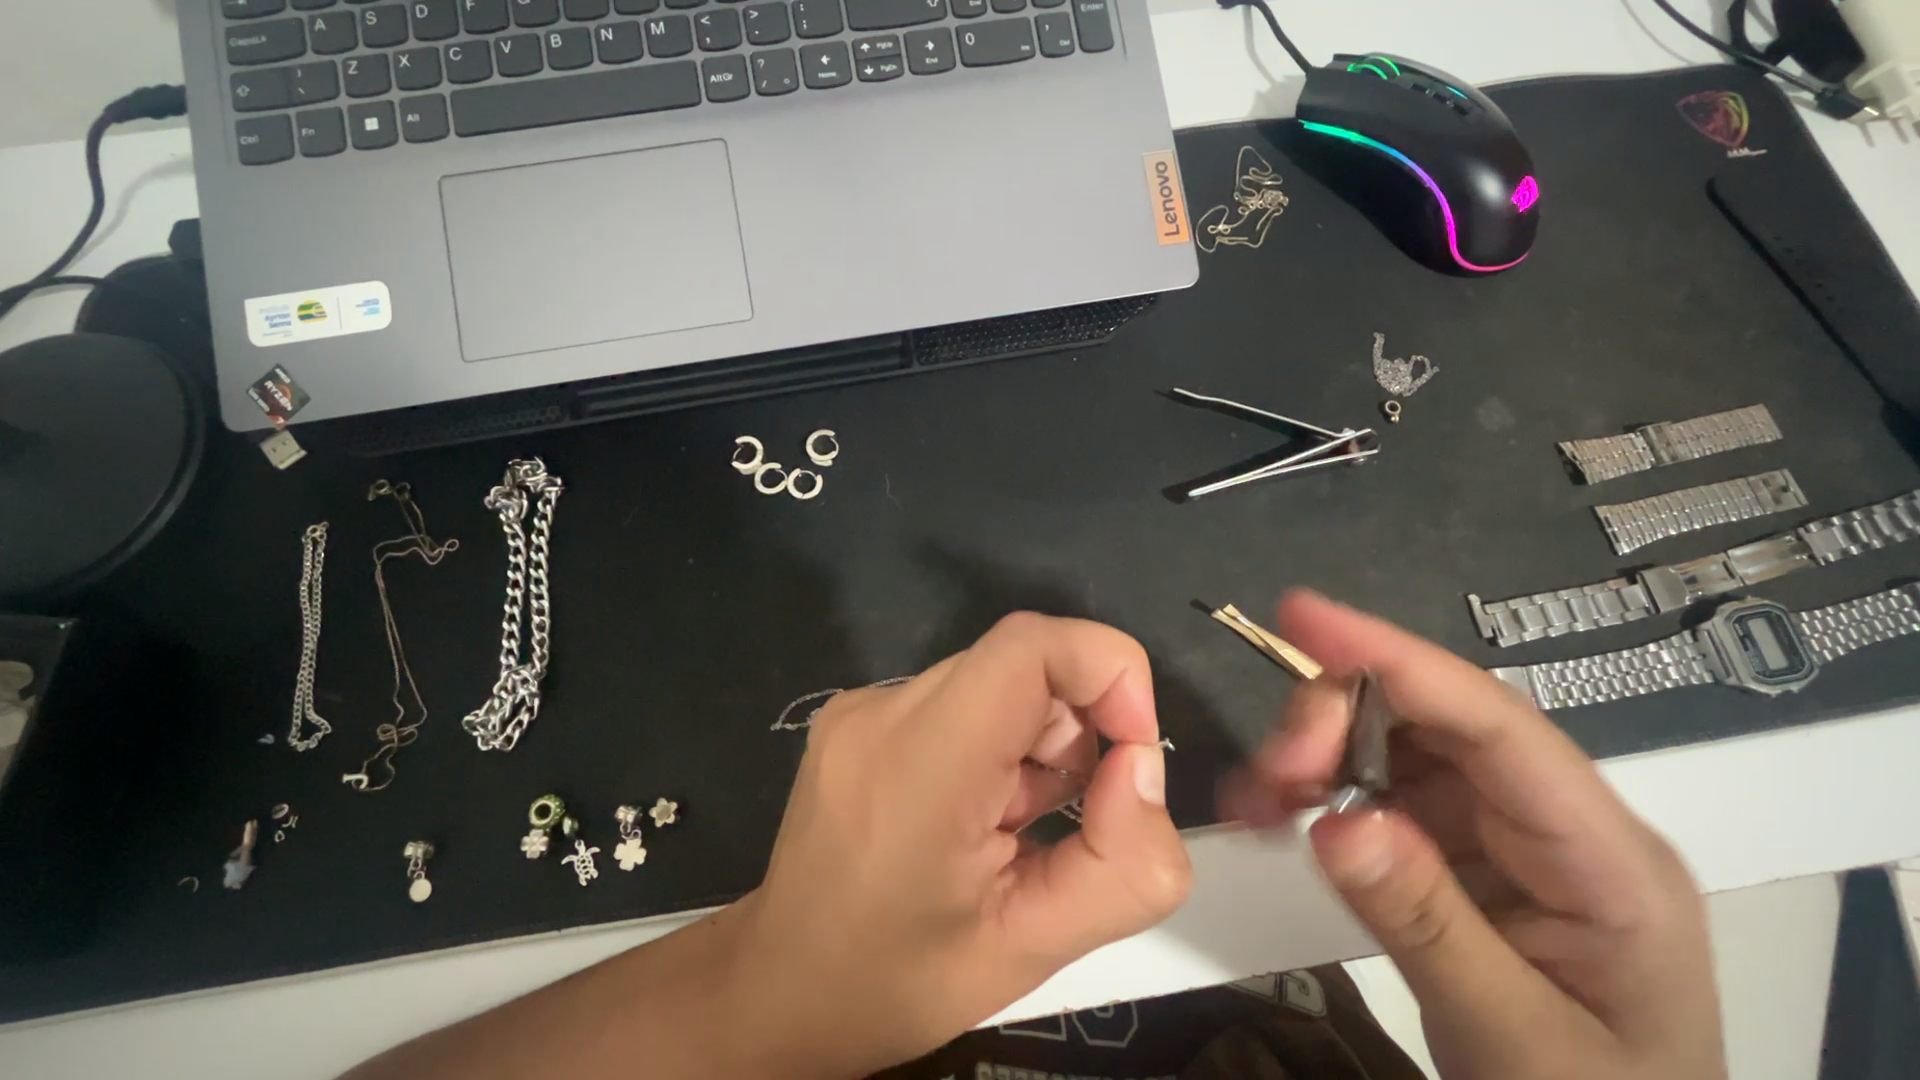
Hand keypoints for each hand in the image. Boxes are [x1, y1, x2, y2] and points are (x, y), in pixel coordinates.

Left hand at [734, 613, 1191, 1078]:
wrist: (780, 986)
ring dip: (1036, 740)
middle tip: (1068, 817)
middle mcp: (883, 711)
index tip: (1132, 752)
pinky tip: (973, 811)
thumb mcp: (1031, 952)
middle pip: (1021, 663)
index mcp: (920, 769)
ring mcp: (862, 705)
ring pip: (995, 679)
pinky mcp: (857, 711)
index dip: (1108, 671)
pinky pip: (959, 696)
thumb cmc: (899, 979)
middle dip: (1077, 728)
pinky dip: (996, 740)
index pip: (1030, 646)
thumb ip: (1120, 867)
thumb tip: (1141, 766)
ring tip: (1010, 824)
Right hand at [1220, 591, 1726, 1079]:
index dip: (1395, 660)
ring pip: (1392, 747)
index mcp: (1606, 856)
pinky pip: (1376, 793)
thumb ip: (1427, 926)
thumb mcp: (1516, 1041)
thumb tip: (1333, 821)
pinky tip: (1274, 814)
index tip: (1302, 614)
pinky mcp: (1456, 850)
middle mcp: (1551, 819)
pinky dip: (1316, 793)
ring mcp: (1500, 831)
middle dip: (1335, 722)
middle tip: (1269, 775)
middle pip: (1433, 723)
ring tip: (1257, 800)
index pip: (1496, 726)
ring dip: (1315, 755)